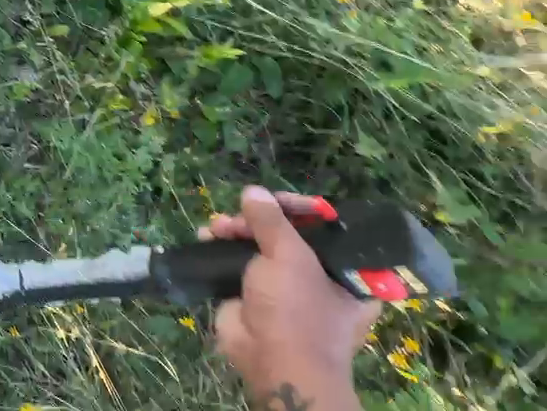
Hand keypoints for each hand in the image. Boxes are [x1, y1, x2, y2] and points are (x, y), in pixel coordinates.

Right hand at [206, 187, 381, 402]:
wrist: (272, 359)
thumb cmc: (298, 310)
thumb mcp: (290, 259)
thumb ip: (273, 223)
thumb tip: (254, 191)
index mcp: (345, 276)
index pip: (330, 232)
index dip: (305, 211)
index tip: (278, 200)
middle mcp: (316, 278)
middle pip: (285, 233)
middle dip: (257, 220)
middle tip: (237, 219)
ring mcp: (281, 285)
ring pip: (256, 242)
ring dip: (233, 229)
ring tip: (216, 229)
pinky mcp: (250, 290)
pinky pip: (235, 258)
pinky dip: (219, 244)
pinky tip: (206, 237)